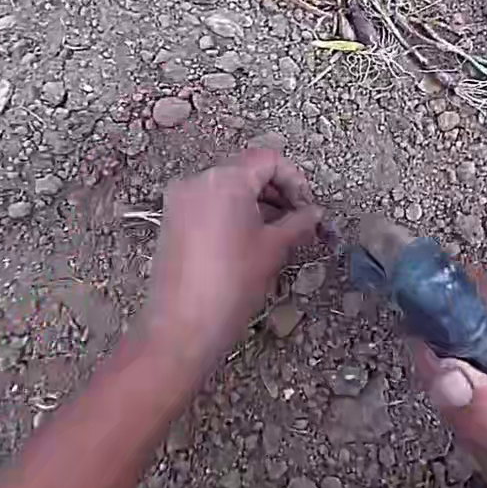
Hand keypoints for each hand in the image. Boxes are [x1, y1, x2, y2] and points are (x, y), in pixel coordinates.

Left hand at [137, 149, 323, 368]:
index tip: (307, 206)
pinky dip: (235, 213)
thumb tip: (313, 214)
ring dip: (258, 203)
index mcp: (224, 179)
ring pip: (229, 187)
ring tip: (279, 233)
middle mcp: (197, 181)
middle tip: (299, 219)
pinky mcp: (173, 222)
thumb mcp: (274, 248)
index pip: (268, 159)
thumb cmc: (230, 285)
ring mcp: (181, 201)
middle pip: (247, 170)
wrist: (183, 328)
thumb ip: (299, 222)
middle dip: (278, 191)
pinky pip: (211, 204)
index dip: (295, 180)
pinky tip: (252, 241)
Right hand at [410, 273, 486, 487]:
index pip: (476, 291)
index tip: (416, 333)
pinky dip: (455, 335)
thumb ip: (478, 413)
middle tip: (430, 366)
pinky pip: (474, 314)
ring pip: (467, 300)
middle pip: (469, 290)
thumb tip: (444, 369)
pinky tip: (457, 371)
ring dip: (444, 330)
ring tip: (444, 374)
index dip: (439, 305)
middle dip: (438, 321)